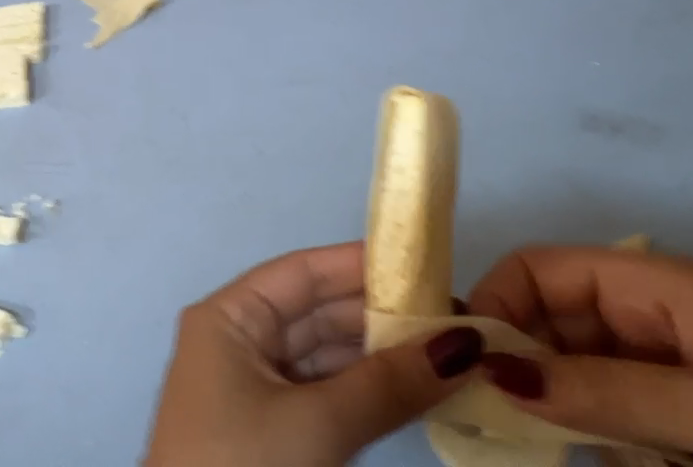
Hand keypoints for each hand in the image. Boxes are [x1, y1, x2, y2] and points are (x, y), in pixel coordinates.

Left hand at [145, 242, 486, 466]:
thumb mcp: (318, 425)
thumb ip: (389, 384)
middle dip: (383, 313)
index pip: (302, 272)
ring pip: (325, 354)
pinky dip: (367, 391)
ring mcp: (252, 386)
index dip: (362, 265)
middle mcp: (237, 339)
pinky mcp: (270, 429)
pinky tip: (417, 389)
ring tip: (454, 352)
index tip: (430, 265)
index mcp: (229, 317)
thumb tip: (464, 344)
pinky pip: (324, 392)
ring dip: (382, 355)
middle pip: (316, 310)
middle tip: (461, 318)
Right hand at [466, 246, 692, 466]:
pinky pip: (630, 416)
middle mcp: (662, 318)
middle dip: (525, 368)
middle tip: (494, 424)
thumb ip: (605, 391)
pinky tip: (612, 459)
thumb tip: (491, 369)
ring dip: (568, 411)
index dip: (497, 304)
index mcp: (661, 287)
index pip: (542, 270)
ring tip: (562, 448)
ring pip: (587, 376)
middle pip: (556, 324)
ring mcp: (686, 371)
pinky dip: (609, 439)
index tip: (468, 366)